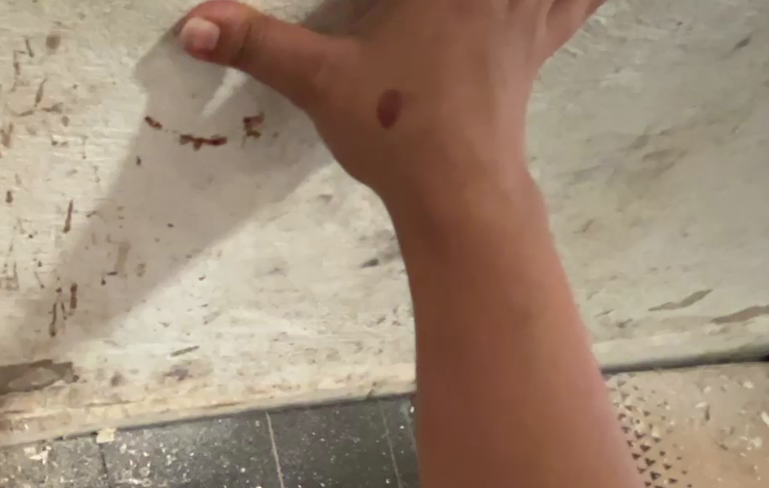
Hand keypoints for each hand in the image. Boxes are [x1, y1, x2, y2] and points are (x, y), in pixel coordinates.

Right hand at [176, 0, 603, 216]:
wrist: (455, 188)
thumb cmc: (393, 126)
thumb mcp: (319, 80)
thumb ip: (259, 46)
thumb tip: (192, 25)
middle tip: (422, 5)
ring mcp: (527, 2)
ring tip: (479, 6)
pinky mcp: (540, 39)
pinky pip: (576, 0)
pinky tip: (561, 3)